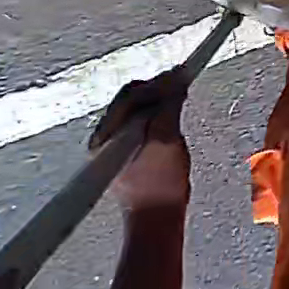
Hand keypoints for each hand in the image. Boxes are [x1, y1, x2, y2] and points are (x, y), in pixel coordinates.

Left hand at [90, 68, 191, 215]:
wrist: (157, 215)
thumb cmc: (161, 182)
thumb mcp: (168, 139)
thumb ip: (168, 107)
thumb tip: (176, 80)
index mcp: (108, 135)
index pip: (130, 95)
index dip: (158, 82)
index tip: (183, 73)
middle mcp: (104, 136)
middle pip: (130, 99)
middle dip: (157, 88)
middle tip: (183, 82)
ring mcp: (114, 143)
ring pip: (136, 107)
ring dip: (158, 98)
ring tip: (180, 94)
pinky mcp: (126, 148)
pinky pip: (140, 118)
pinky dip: (157, 110)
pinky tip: (172, 110)